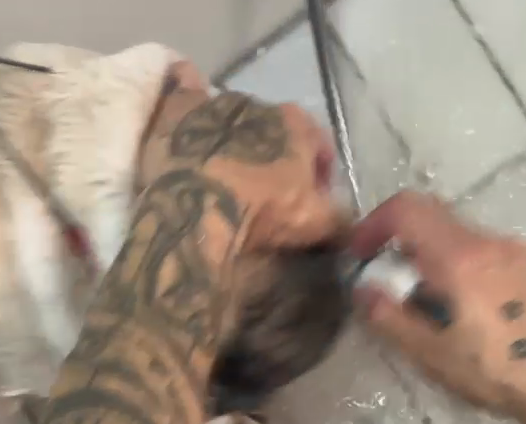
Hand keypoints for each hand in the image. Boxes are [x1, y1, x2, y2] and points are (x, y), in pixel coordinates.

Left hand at [139, 66, 344, 254]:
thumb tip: (351, 226)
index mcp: (296, 123)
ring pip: (232, 120)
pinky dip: (190, 108)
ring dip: (234, 144)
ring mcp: (213, 103)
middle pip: (273, 132)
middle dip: (275, 158)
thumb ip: (339, 220)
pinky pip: (184, 96)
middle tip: (267, 195)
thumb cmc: (262, 213)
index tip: (311, 200)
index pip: (318, 144)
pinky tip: (189, 133)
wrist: (194, 211)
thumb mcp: (313, 223)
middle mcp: (257, 102)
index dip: (318, 174)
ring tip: (225, 179)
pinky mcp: (174, 112)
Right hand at [349, 193, 525, 415]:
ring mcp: (519, 251)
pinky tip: (474, 312)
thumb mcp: (431, 354)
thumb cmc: (494, 373)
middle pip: (435, 220)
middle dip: (404, 246)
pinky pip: (491, 255)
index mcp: (459, 258)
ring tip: (436, 309)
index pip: (407, 209)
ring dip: (438, 261)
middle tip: (394, 288)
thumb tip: (363, 288)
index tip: (362, 255)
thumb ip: (390, 317)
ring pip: (464, 239)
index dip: (375, 224)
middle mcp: (490, 241)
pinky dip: (468, 270)